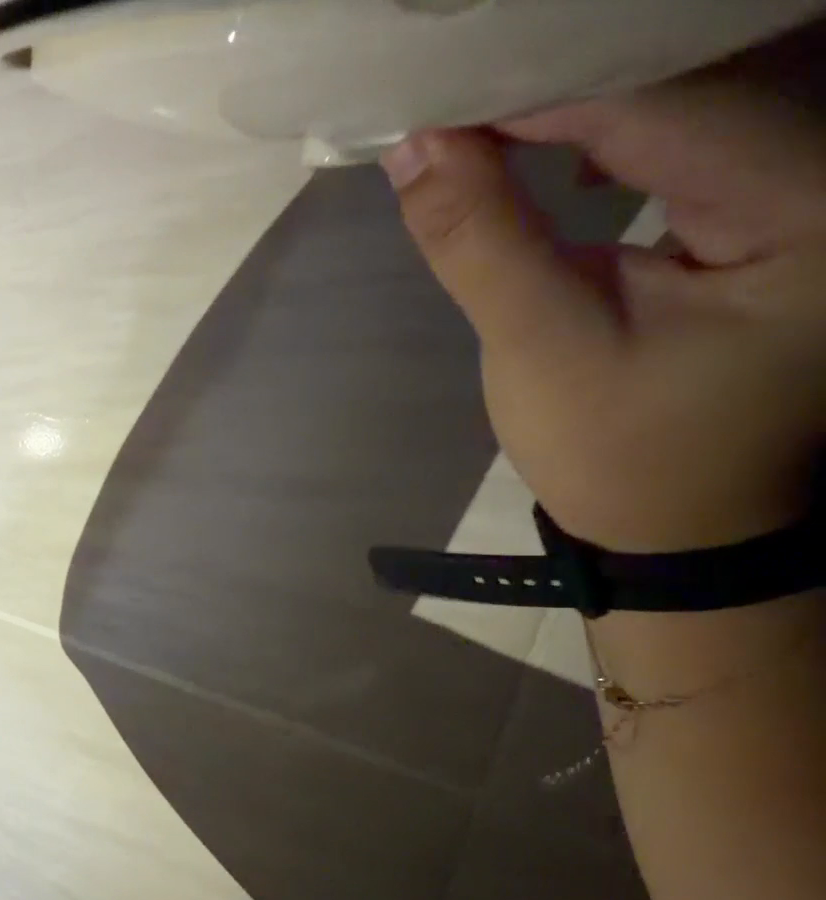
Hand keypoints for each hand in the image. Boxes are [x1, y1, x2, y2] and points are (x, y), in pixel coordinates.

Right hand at [384, 77, 825, 552]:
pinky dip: (609, 131)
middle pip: (692, 84)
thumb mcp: (540, 347)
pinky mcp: (784, 198)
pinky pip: (695, 129)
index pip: (667, 110)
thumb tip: (411, 146)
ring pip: (691, 97)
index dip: (545, 96)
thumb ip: (479, 240)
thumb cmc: (620, 449)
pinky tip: (555, 146)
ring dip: (579, 106)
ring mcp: (817, 183)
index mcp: (814, 209)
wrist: (684, 517)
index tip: (438, 106)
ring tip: (483, 125)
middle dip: (561, 92)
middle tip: (451, 110)